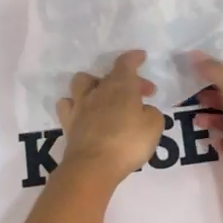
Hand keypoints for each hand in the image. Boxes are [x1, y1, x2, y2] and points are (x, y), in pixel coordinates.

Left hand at [56, 50, 166, 186]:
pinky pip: (68, 105)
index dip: (134, 58)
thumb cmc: (128, 142)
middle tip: (143, 95)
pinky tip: (83, 112)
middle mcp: (98, 90)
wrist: (93, 166)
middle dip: (127, 81)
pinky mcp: (69, 123)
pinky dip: (75, 104)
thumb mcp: (154, 126)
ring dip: (94, 84)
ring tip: (104, 95)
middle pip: (110, 75)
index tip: (141, 57)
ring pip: (82, 82)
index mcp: (121, 86)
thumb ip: (151, 113)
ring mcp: (80, 106)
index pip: (126, 63)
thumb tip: (143, 110)